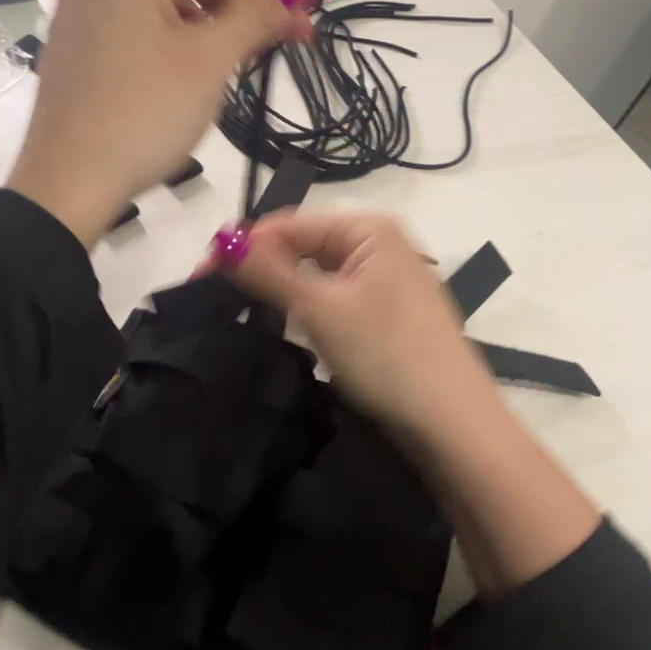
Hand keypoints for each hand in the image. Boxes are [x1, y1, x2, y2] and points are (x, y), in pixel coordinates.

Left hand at [6, 0, 310, 244]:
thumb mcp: (209, 63)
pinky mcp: (72, 37)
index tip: (305, 27)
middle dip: (234, 0)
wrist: (67, 182)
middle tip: (268, 43)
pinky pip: (132, 17)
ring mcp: (80, 2)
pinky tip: (183, 68)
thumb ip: (256, 15)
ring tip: (228, 60)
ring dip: (203, 17)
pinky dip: (167, 32)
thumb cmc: (142, 118)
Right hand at [235, 209, 601, 594]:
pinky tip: (286, 328)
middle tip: (214, 297)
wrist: (452, 425)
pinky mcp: (387, 316)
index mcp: (368, 229)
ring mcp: (387, 282)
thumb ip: (267, 271)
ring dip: (280, 290)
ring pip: (316, 275)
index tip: (198, 277)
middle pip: (302, 245)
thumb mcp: (320, 309)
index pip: (287, 224)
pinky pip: (334, 300)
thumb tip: (222, 238)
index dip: (240, 246)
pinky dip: (306, 310)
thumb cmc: (387, 356)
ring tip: (242, 312)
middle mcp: (380, 245)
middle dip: (258, 267)